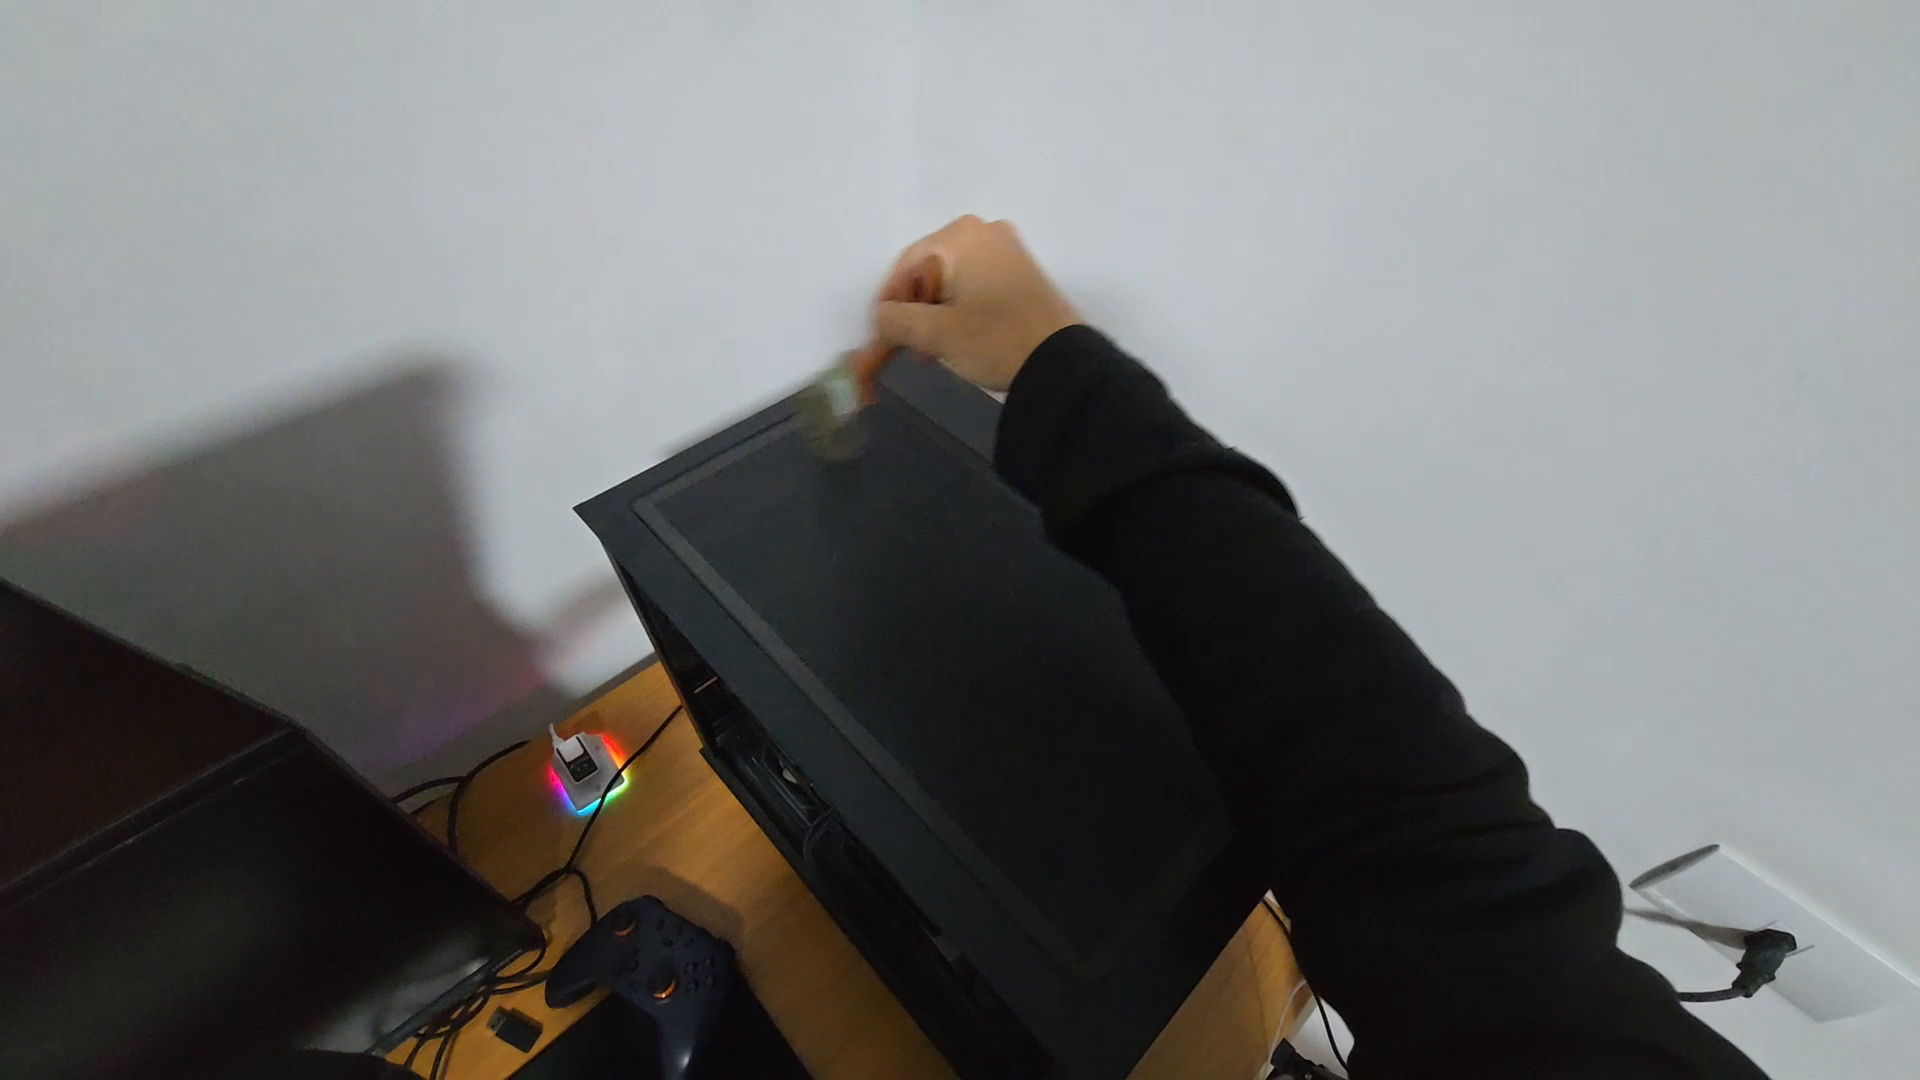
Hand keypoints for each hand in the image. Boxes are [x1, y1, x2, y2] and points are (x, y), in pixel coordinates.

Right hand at [849, 216, 1080, 394]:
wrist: (1063, 362)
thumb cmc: (995, 341)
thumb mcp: (937, 335)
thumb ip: (896, 322)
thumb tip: (880, 318)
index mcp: (961, 235)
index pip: (905, 268)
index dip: (888, 306)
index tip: (880, 339)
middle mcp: (984, 231)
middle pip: (928, 272)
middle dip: (914, 312)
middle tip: (911, 351)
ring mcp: (1008, 249)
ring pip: (951, 280)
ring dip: (935, 315)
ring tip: (933, 352)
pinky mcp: (1022, 272)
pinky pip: (975, 284)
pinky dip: (960, 309)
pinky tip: (959, 338)